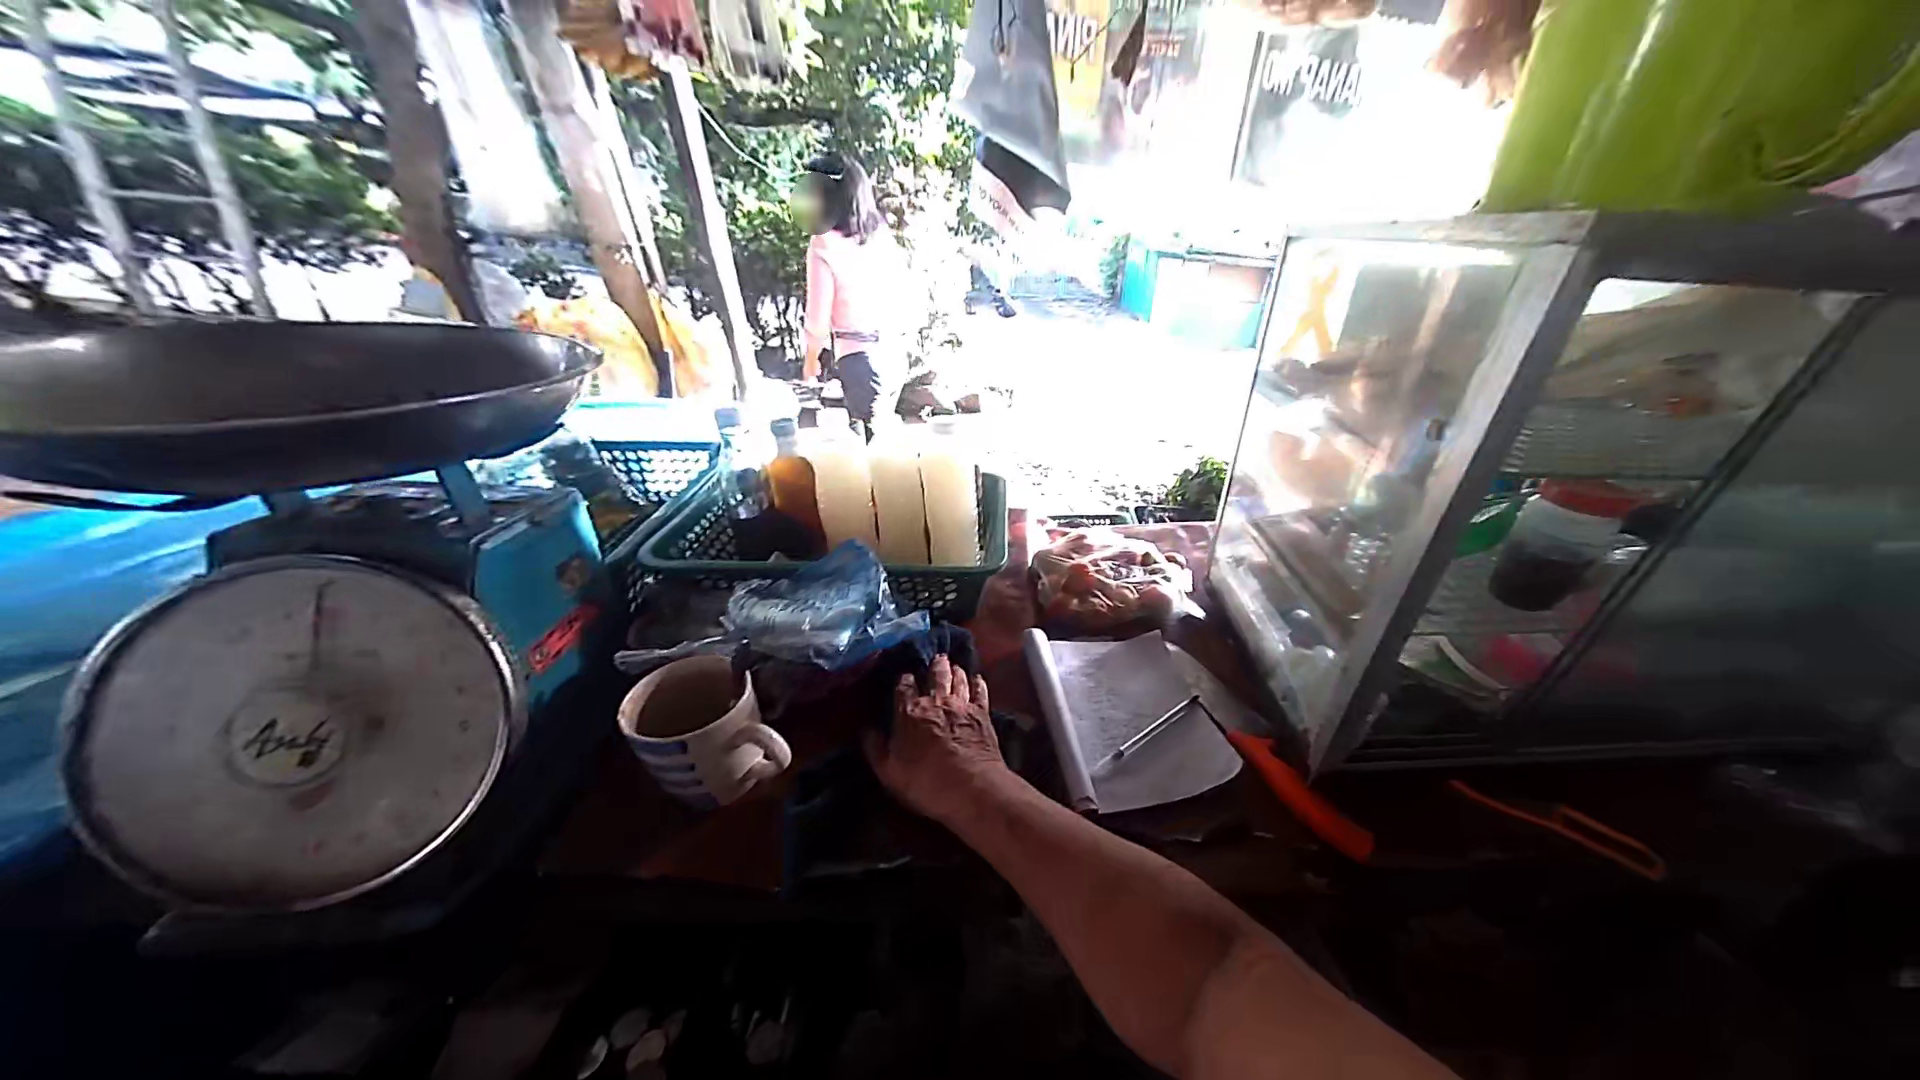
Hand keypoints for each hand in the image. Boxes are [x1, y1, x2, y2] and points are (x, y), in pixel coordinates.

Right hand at [863, 654, 1007, 822]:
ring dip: (955, 670)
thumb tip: (866, 728)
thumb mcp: (889, 772)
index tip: (905, 678)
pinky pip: (980, 690)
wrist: (971, 787)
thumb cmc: (925, 783)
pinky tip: (977, 678)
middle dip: (934, 665)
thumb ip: (875, 747)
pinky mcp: (982, 712)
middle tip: (936, 658)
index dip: (904, 679)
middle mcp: (935, 701)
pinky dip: (978, 682)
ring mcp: (961, 704)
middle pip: (935, 674)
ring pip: (958, 678)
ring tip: (953, 665)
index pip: (904, 686)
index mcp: (909, 712)